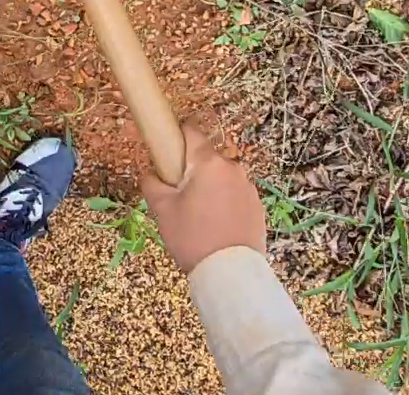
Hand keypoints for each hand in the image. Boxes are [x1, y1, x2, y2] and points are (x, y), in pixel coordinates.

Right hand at [140, 125, 264, 272]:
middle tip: (179, 196)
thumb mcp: (162, 210)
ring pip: (221, 177)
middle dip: (192, 170)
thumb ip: (151, 184)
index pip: (190, 132)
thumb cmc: (193, 237)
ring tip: (200, 216)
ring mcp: (248, 187)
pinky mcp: (258, 206)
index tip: (166, 154)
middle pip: (206, 158)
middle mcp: (232, 167)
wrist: (230, 276)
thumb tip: (150, 174)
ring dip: (210, 187)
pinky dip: (225, 203)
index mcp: (208, 162)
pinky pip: (235, 195)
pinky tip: (217, 226)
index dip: (176, 137)